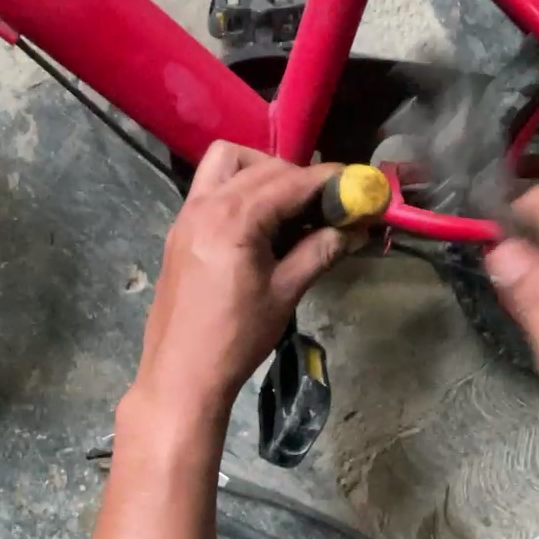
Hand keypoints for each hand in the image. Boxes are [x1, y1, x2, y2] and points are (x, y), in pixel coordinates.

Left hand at [128, 143, 355, 421]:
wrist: (181, 375)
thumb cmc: (236, 338)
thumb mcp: (285, 294)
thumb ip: (320, 252)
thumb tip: (356, 230)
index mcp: (233, 219)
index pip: (290, 181)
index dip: (329, 181)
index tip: (358, 185)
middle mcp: (205, 204)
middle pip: (261, 167)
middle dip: (300, 178)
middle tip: (329, 206)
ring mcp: (187, 214)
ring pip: (227, 163)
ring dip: (262, 171)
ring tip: (290, 206)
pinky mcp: (180, 230)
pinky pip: (211, 187)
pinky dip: (239, 188)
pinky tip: (260, 223)